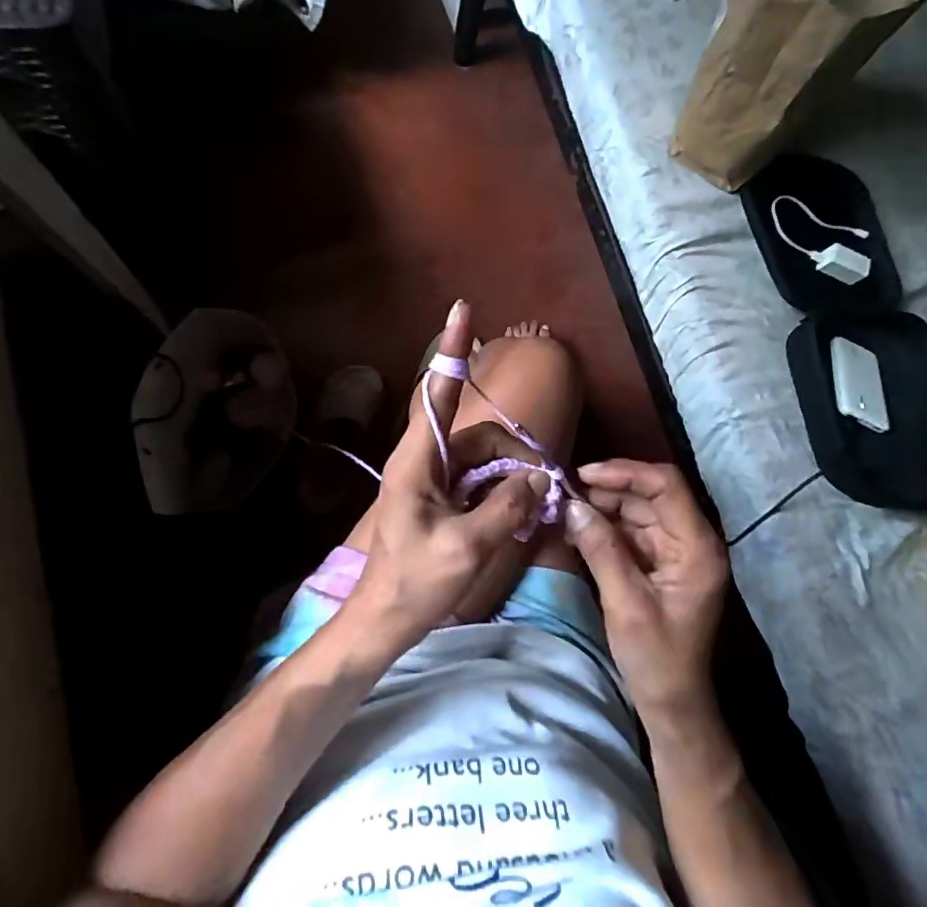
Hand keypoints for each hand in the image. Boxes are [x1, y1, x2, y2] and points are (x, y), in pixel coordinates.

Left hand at [346, 300, 549, 651]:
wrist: (384, 617)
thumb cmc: (416, 582)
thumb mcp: (468, 547)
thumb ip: (507, 508)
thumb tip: (536, 480)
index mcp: (417, 461)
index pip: (437, 392)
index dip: (452, 349)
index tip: (462, 309)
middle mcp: (422, 459)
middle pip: (476, 433)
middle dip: (511, 452)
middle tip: (541, 487)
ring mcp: (430, 478)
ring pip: (480, 457)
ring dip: (509, 475)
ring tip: (531, 507)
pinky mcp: (438, 496)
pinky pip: (477, 479)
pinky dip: (500, 490)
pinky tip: (516, 515)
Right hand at [566, 460, 728, 719]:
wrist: (670, 702)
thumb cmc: (656, 657)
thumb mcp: (625, 602)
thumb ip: (600, 549)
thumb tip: (572, 505)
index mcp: (697, 547)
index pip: (666, 485)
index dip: (625, 473)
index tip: (583, 476)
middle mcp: (690, 541)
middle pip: (649, 494)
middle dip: (606, 490)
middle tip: (565, 496)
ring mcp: (673, 551)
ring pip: (635, 509)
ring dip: (601, 507)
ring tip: (565, 513)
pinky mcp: (657, 563)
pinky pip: (628, 530)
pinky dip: (603, 526)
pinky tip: (576, 530)